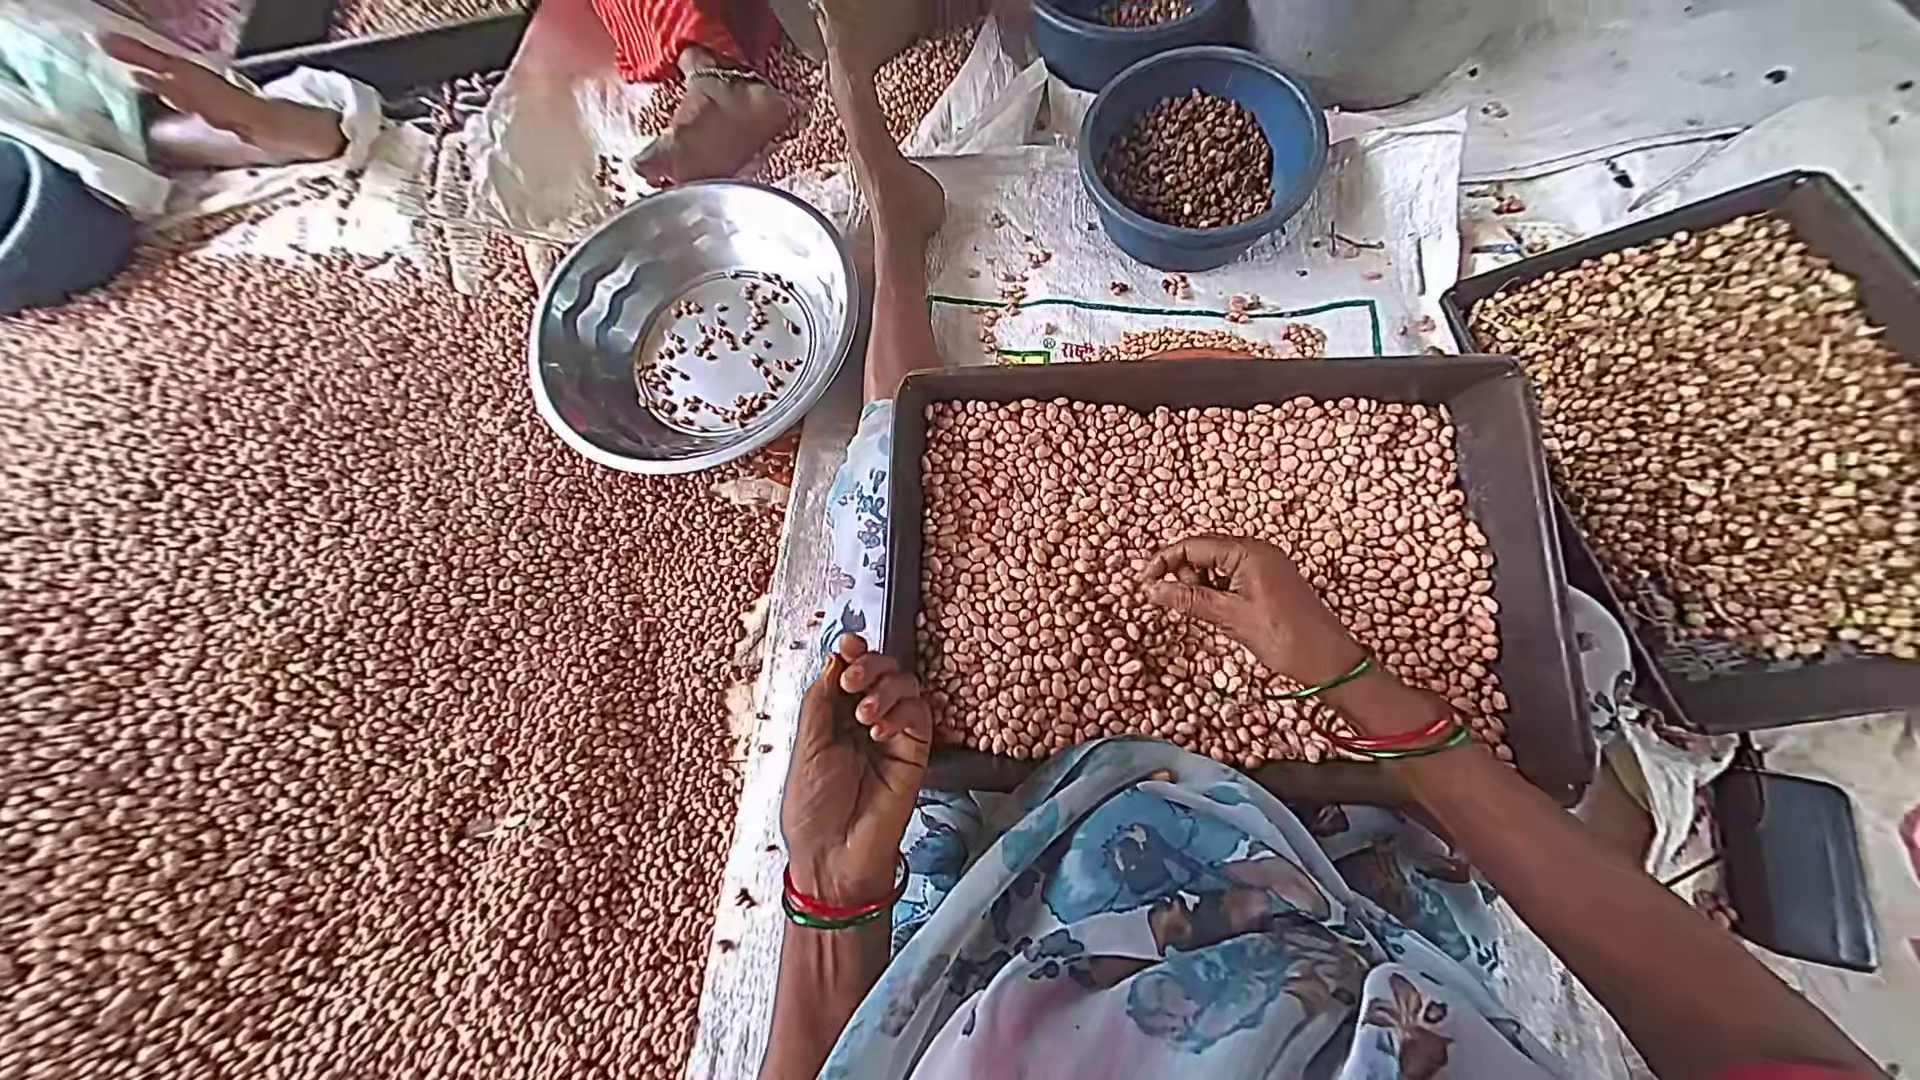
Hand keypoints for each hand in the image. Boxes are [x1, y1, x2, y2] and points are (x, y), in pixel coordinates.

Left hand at [781, 634, 929, 904]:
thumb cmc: (812, 806)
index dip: (854, 652)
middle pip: (883, 670)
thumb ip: (822, 699)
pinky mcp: (915, 750)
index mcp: (839, 714)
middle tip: (854, 681)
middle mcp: (868, 717)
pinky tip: (879, 732)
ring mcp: (894, 732)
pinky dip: (901, 713)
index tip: (848, 645)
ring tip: (865, 714)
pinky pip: (919, 714)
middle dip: (870, 666)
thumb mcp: (807, 745)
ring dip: (886, 688)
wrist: (832, 856)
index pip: (853, 670)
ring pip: (906, 685)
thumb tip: (837, 658)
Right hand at [1139, 535, 1363, 685]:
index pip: (1193, 546)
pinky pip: (1230, 575)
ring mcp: (1264, 564)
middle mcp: (1257, 551)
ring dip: (1199, 583)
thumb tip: (1152, 589)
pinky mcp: (1268, 580)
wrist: (1329, 663)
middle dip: (1182, 573)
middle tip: (1174, 599)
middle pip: (1203, 551)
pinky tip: (1216, 610)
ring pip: (1215, 564)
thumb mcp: (1229, 617)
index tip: (1146, 582)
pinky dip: (1216, 589)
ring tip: (1201, 609)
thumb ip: (1188, 599)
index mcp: (1248, 552)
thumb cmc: (1285, 638)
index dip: (1165, 562)